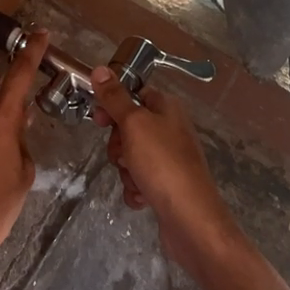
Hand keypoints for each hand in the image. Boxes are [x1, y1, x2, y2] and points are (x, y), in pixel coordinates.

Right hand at [90, 64, 236, 272]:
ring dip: (126, 170)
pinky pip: (140, 180)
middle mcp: (170, 130)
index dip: (114, 105)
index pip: (134, 94)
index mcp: (167, 109)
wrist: (191, 220)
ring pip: (131, 156)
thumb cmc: (163, 164)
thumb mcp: (134, 124)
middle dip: (118, 144)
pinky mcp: (167, 186)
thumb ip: (115, 98)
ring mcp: (170, 160)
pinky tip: (143, 198)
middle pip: (129, 127)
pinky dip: (136, 189)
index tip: (99, 120)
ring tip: (137, 179)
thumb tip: (99, 68)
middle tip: (123, 154)